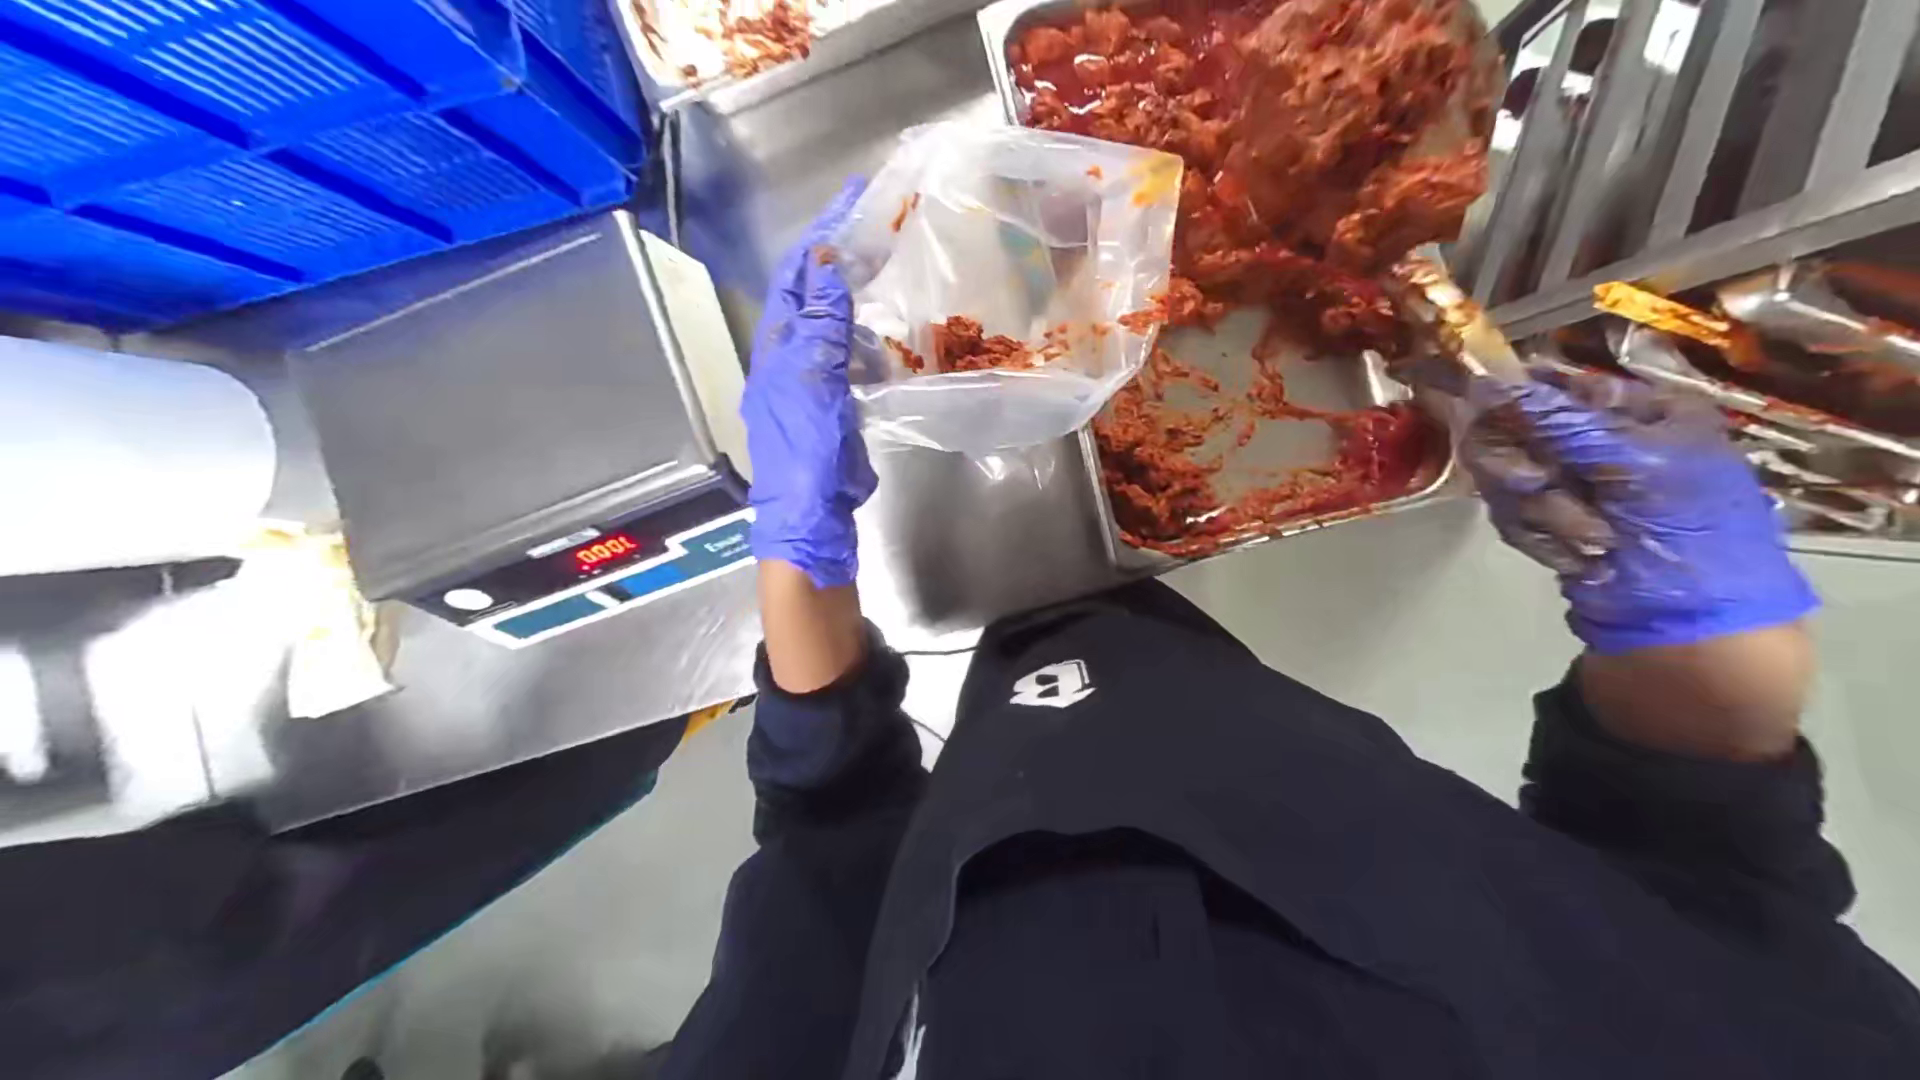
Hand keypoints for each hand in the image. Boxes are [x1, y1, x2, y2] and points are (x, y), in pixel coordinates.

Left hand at [742, 178, 875, 587]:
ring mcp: (813, 381)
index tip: (851, 199)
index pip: (795, 273)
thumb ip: (822, 326)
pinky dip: (871, 350)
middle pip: (815, 295)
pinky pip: (854, 363)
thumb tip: (829, 268)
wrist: (812, 512)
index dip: (820, 235)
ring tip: (891, 287)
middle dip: (843, 263)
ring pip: (837, 328)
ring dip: (860, 307)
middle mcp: (791, 356)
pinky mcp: (836, 404)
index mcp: (777, 344)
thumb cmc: (805, 449)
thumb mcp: (812, 380)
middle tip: (881, 235)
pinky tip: (888, 350)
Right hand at [1463, 371, 1817, 653]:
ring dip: (1537, 512)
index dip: (1510, 396)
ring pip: (1500, 476)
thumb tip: (1491, 380)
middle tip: (1536, 485)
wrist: (1686, 613)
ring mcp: (1562, 480)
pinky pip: (1505, 513)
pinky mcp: (1538, 517)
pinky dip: (1534, 536)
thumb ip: (1560, 422)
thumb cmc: (1688, 526)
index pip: (1549, 385)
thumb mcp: (1635, 462)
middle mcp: (1589, 439)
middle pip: (1508, 431)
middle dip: (1519, 467)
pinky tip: (1572, 555)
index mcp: (1631, 410)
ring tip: (1588, 539)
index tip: (1481, 406)